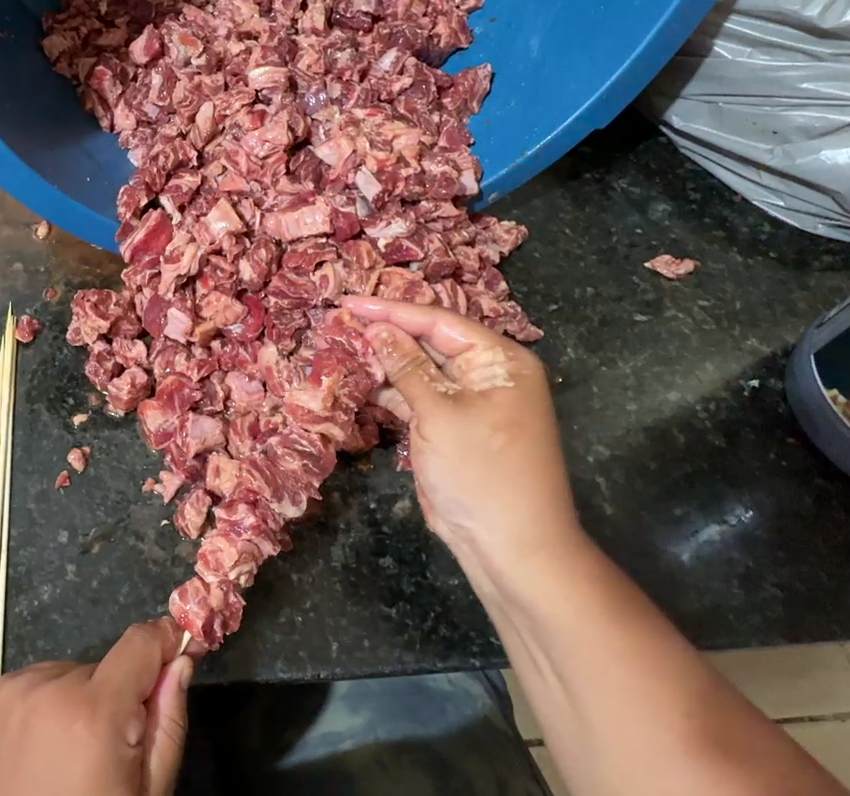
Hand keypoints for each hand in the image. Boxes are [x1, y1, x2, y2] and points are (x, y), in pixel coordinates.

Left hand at [0, 617, 194, 795]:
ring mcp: (20, 687)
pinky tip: (49, 748)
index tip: (182, 647)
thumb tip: (181, 661)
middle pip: (109, 667)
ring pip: (77, 675)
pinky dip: (56, 704)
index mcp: (95, 712)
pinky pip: (46, 682)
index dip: (166, 641)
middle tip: (116, 748)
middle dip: (121, 697)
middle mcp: (53, 686)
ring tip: (76, 755)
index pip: (141, 642)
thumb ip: (169, 722)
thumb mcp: (146, 794)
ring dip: (86, 701)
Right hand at [341, 296, 579, 563]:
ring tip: (340, 346)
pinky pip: (415, 398)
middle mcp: (486, 375)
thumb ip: (407, 367)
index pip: (439, 322)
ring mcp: (467, 403)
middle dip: (385, 334)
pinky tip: (358, 381)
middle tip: (339, 321)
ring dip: (383, 362)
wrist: (510, 547)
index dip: (392, 311)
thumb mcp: (441, 414)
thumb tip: (377, 328)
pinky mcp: (449, 429)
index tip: (349, 302)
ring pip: (418, 370)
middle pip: (429, 342)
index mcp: (499, 361)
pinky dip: (389, 391)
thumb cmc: (483, 473)